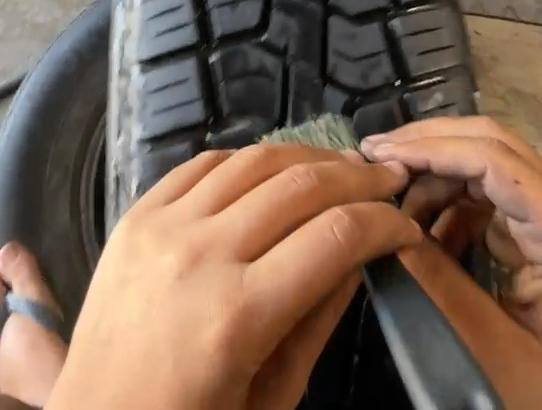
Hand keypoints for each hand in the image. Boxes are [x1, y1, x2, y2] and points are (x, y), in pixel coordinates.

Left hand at [45, 144, 422, 409]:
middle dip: (357, 178)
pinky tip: (272, 169)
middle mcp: (200, 255)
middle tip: (388, 180)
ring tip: (340, 166)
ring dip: (308, 156)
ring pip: (253, 160)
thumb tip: (360, 254)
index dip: (383, 223)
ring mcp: (161, 226)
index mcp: (238, 316)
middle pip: (300, 186)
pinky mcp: (135, 215)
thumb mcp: (270, 398)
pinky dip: (247, 159)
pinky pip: (202, 163)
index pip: (335, 237)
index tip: (406, 226)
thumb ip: (317, 320)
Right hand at [361, 117, 541, 409]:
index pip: (494, 159)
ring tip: (391, 205)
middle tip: (374, 154)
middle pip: (493, 145)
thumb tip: (386, 229)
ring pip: (487, 166)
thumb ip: (439, 284)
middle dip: (431, 144)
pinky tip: (419, 233)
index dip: (433, 149)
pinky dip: (449, 206)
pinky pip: (488, 200)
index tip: (380, 156)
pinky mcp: (541, 238)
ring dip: (436, 176)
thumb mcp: (494, 351)